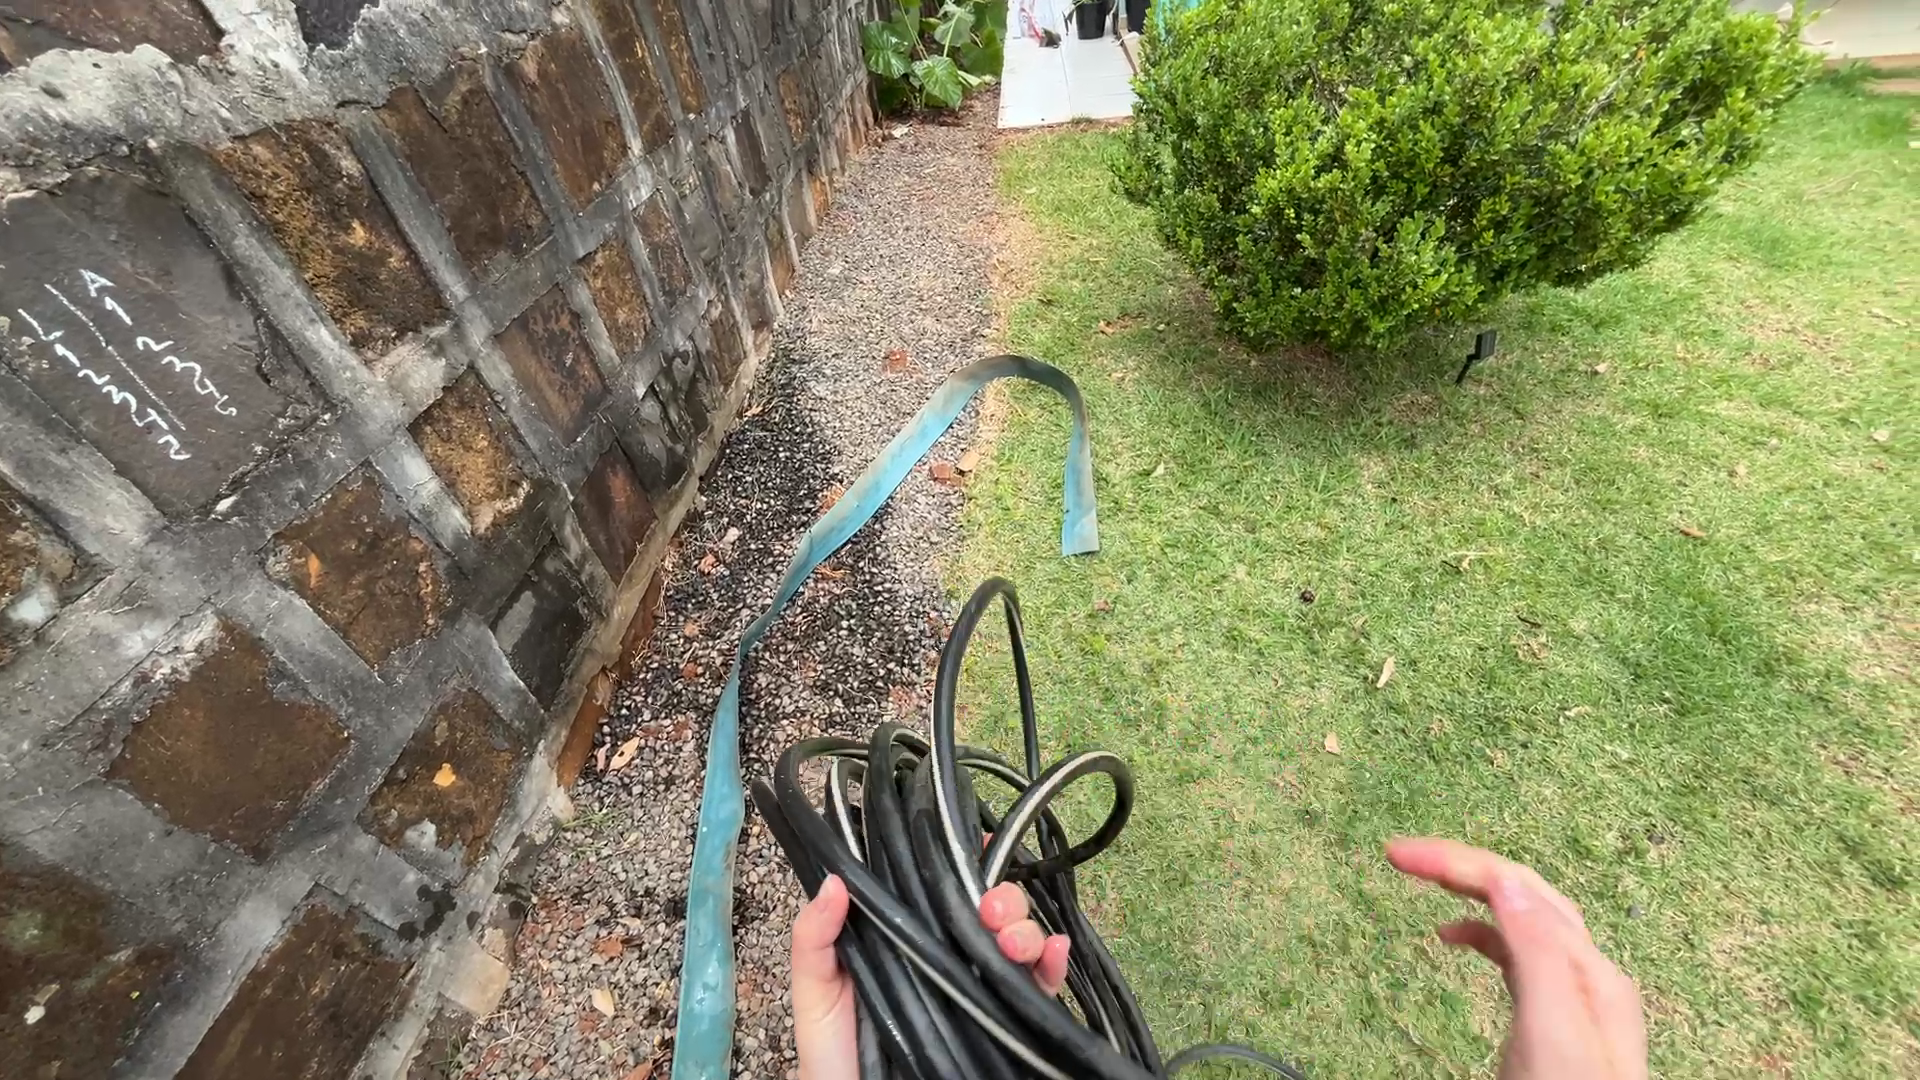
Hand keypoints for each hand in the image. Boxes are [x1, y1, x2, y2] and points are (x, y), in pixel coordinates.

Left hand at [790, 874, 1070, 1079]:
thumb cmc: (833, 1046)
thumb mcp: (815, 986)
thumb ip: (814, 936)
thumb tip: (835, 880)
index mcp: (913, 930)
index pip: (947, 884)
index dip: (967, 859)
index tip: (979, 844)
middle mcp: (952, 950)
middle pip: (992, 906)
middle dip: (1003, 896)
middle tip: (990, 908)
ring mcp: (980, 984)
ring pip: (1019, 938)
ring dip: (1026, 927)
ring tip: (1011, 941)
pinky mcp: (1004, 1022)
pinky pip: (1040, 987)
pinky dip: (1054, 965)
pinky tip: (1054, 954)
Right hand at [1387, 838, 1647, 1079]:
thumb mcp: (1551, 1028)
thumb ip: (1536, 955)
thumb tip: (1502, 879)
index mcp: (1586, 966)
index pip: (1515, 885)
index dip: (1455, 860)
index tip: (1394, 854)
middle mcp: (1583, 968)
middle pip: (1519, 890)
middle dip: (1458, 863)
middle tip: (1397, 854)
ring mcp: (1568, 988)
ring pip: (1515, 913)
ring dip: (1466, 886)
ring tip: (1417, 875)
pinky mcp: (1548, 1008)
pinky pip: (1511, 946)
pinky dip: (1476, 926)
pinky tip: (1449, 935)